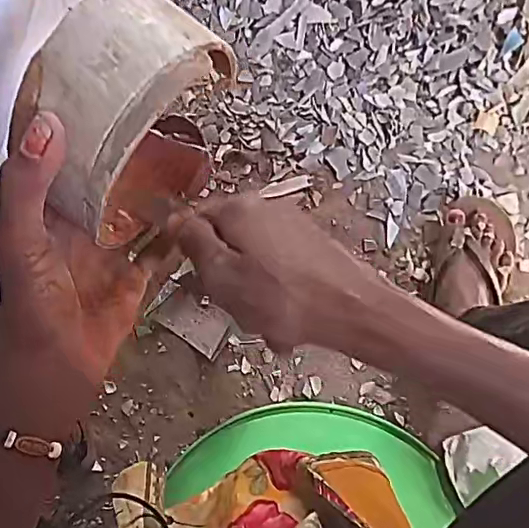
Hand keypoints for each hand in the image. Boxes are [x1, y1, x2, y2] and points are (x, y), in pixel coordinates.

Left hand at [0, 111, 168, 430]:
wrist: (58, 365)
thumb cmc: (31, 303)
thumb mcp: (19, 240)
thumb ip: (28, 186)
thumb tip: (48, 123)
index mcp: (43, 207)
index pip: (48, 149)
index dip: (58, 113)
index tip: (80, 71)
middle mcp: (77, 219)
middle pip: (99, 170)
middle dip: (119, 141)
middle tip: (148, 103)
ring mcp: (108, 246)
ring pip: (134, 203)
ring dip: (154, 181)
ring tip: (183, 147)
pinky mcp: (135, 272)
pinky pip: (160, 245)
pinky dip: (178, 229)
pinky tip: (199, 205)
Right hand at [169, 194, 402, 352]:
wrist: (352, 311)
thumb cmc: (286, 299)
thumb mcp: (221, 275)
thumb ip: (193, 243)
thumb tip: (176, 222)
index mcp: (238, 209)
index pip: (192, 220)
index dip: (186, 251)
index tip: (192, 277)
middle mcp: (266, 208)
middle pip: (224, 241)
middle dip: (223, 276)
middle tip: (229, 303)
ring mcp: (292, 227)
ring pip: (251, 260)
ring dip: (249, 291)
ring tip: (262, 319)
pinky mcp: (311, 247)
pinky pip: (277, 271)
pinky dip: (274, 294)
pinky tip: (283, 319)